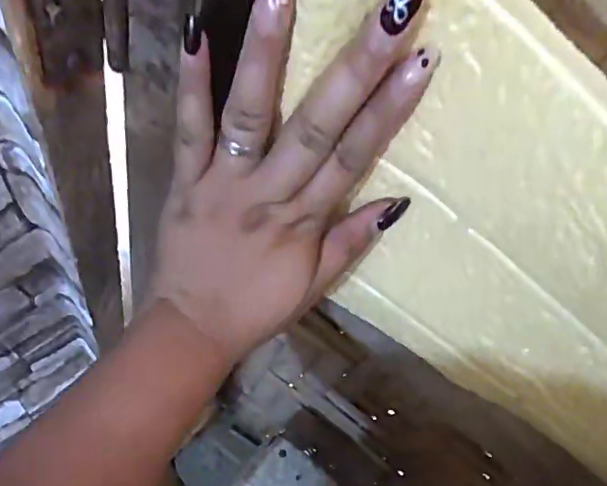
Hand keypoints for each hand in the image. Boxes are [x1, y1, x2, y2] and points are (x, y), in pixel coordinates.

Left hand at [147, 0, 438, 363]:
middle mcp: (269, 196)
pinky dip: (190, 87)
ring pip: (250, 117)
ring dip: (266, 56)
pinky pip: (188, 132)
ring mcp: (225, 186)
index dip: (389, 110)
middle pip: (316, 126)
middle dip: (355, 68)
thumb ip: (349, 243)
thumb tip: (395, 204)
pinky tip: (196, 35)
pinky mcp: (185, 183)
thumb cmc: (256, 311)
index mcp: (304, 223)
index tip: (421, 60)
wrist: (193, 332)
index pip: (353, 157)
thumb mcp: (312, 288)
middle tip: (389, 11)